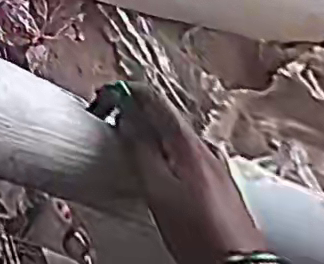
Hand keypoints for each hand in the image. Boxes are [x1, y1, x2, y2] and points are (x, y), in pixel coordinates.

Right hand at [117, 83, 266, 263]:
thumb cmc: (197, 231)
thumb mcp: (156, 186)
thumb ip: (137, 144)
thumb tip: (125, 116)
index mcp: (188, 143)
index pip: (151, 98)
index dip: (122, 93)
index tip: (103, 100)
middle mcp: (206, 148)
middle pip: (162, 115)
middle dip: (133, 114)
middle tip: (111, 123)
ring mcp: (217, 165)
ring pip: (172, 135)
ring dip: (148, 133)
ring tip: (129, 147)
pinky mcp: (220, 183)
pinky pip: (183, 152)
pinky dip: (163, 149)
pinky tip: (156, 168)